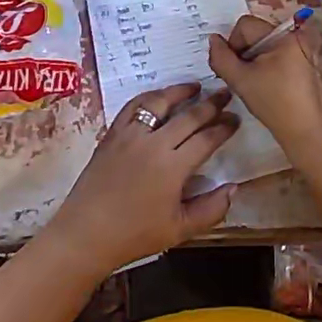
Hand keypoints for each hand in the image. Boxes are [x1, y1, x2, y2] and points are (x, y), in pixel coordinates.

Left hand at [38, 84, 239, 275]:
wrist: (86, 234)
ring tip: (195, 86)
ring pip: (159, 102)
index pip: (207, 138)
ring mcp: (130, 135)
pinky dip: (149, 97)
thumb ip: (212, 209)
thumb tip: (234, 187)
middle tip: (225, 95)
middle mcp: (154, 144)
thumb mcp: (181, 230)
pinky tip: (159, 96)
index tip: (235, 120)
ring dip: (180, 91)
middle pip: (189, 116)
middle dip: (211, 104)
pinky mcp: (112, 133)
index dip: (224, 127)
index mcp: (174, 167)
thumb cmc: (135, 235)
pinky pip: (133, 106)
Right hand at [207, 15, 321, 151]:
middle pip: (256, 32)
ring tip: (254, 82)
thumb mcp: (240, 80)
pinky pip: (277, 52)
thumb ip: (221, 57)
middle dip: (243, 52)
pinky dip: (266, 63)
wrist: (305, 129)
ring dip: (253, 59)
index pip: (245, 25)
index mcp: (283, 34)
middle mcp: (296, 34)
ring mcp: (303, 46)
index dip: (232, 45)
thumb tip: (213, 39)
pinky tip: (267, 83)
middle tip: (242, 77)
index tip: (234, 69)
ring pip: (264, 43)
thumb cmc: (273, 103)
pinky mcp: (305, 58)